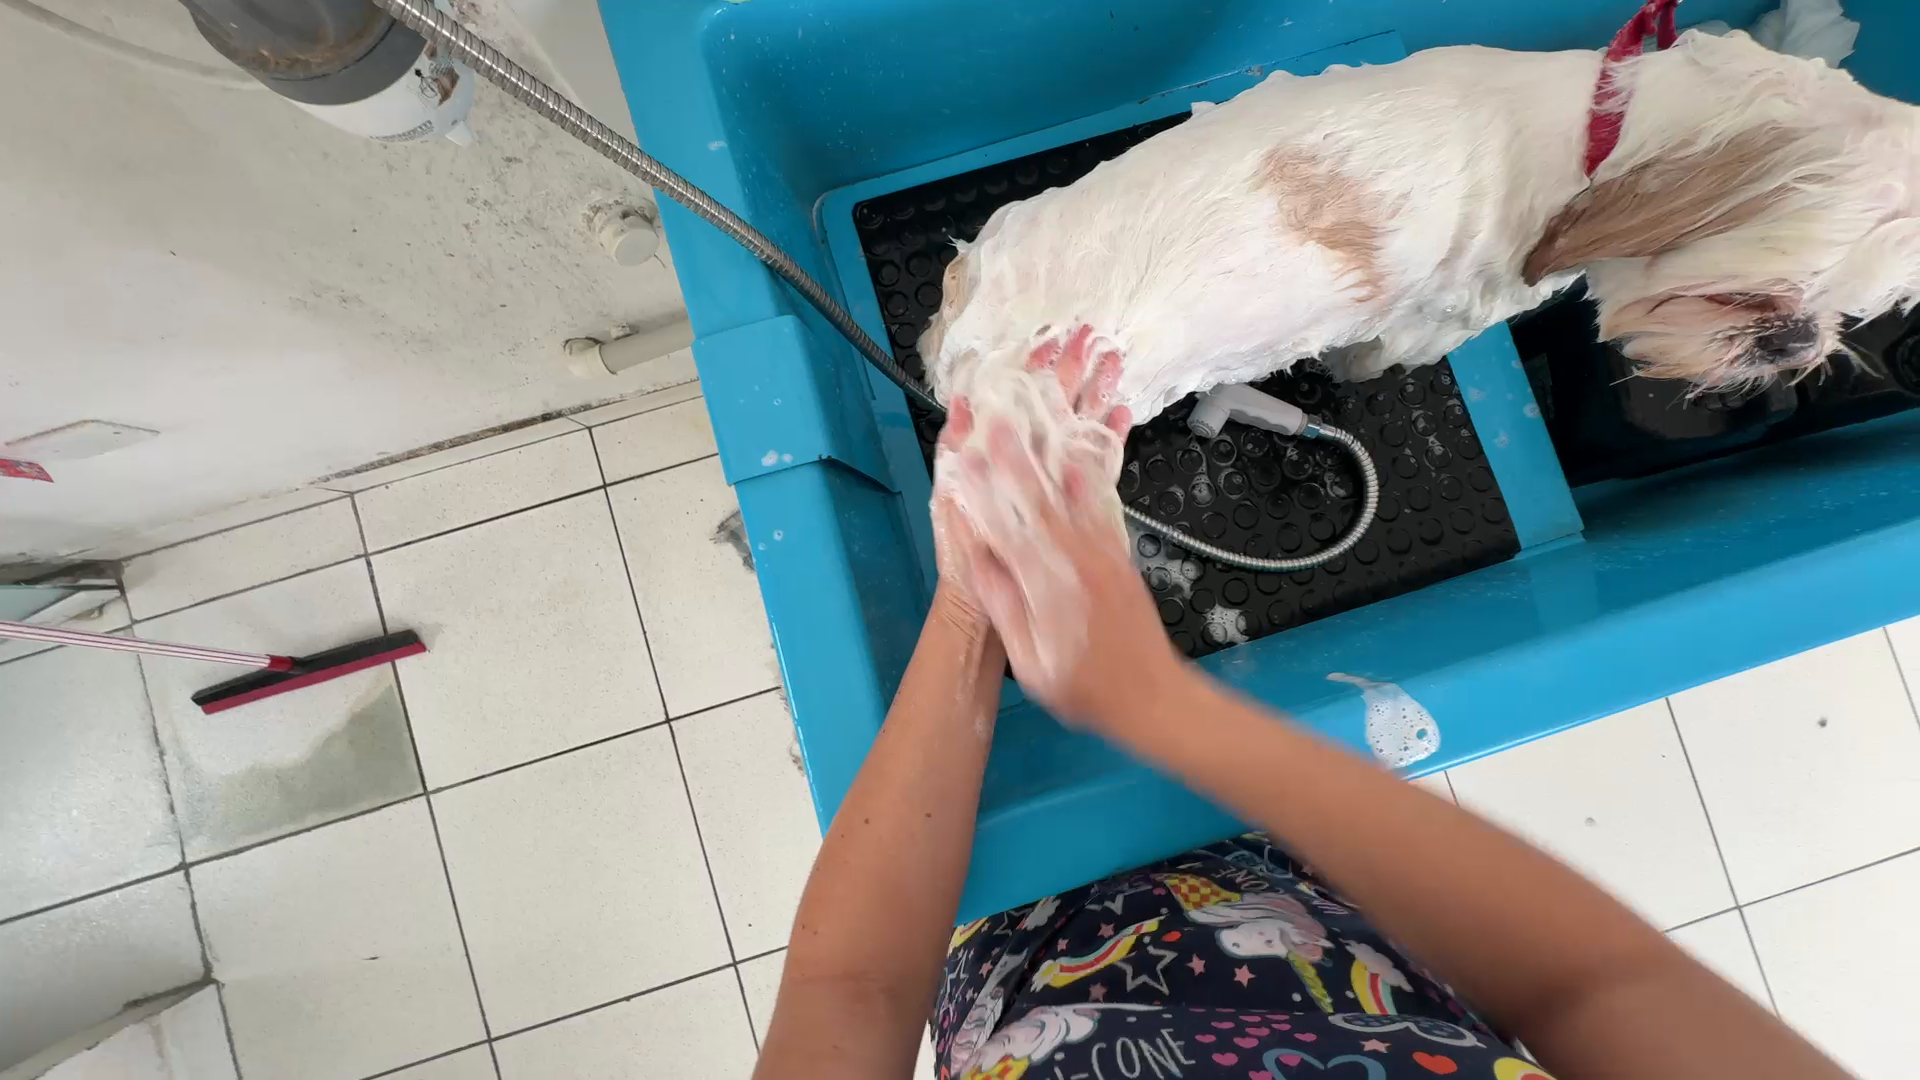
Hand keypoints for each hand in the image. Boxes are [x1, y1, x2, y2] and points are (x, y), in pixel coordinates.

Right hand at [938, 327, 1180, 726]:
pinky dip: (1087, 483)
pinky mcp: (1119, 559)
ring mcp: (1102, 557)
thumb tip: (979, 564)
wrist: (1156, 698)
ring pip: (1069, 499)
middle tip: (996, 422)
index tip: (963, 461)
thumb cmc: (1087, 690)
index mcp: (1047, 588)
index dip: (983, 494)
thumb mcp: (1033, 663)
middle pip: (1037, 502)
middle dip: (1014, 461)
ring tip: (1029, 424)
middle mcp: (1075, 562)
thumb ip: (1007, 610)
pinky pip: (1100, 512)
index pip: (1007, 530)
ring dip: (1046, 460)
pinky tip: (1076, 460)